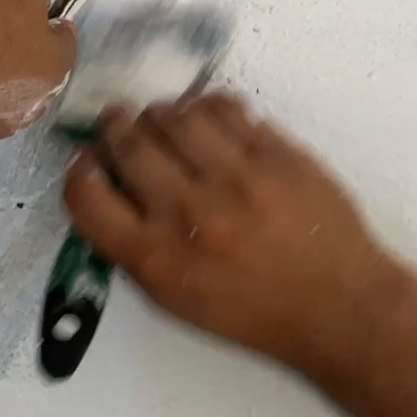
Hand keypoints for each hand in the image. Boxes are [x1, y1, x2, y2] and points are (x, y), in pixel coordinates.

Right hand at [62, 94, 414, 371]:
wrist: (339, 307)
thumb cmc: (245, 309)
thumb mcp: (169, 296)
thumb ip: (127, 244)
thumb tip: (103, 184)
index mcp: (154, 257)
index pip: (86, 194)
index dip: (78, 169)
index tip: (87, 160)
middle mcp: (189, 214)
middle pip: (127, 144)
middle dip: (113, 125)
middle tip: (116, 122)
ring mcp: (238, 180)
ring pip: (174, 116)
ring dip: (158, 113)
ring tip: (161, 120)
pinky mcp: (279, 156)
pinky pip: (226, 108)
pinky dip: (205, 108)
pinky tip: (206, 120)